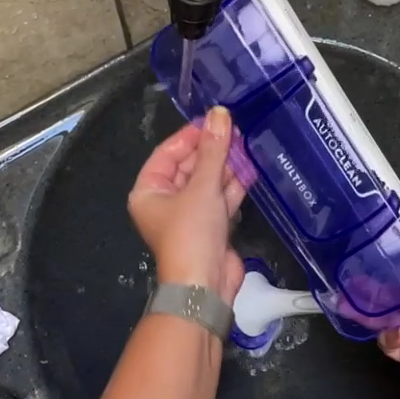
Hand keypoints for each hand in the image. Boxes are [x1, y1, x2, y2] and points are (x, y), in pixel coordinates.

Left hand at [128, 106, 247, 301]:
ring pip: (207, 183)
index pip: (167, 154)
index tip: (214, 120)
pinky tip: (251, 169)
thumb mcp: (202, 187)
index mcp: (148, 192)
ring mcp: (189, 216)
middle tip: (236, 130)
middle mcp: (165, 203)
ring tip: (247, 145)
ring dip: (226, 167)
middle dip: (212, 150)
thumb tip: (220, 114)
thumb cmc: (192, 234)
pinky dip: (234, 186)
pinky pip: (220, 199)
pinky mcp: (210, 228)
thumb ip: (213, 150)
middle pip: (189, 167)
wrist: (204, 284)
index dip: (190, 136)